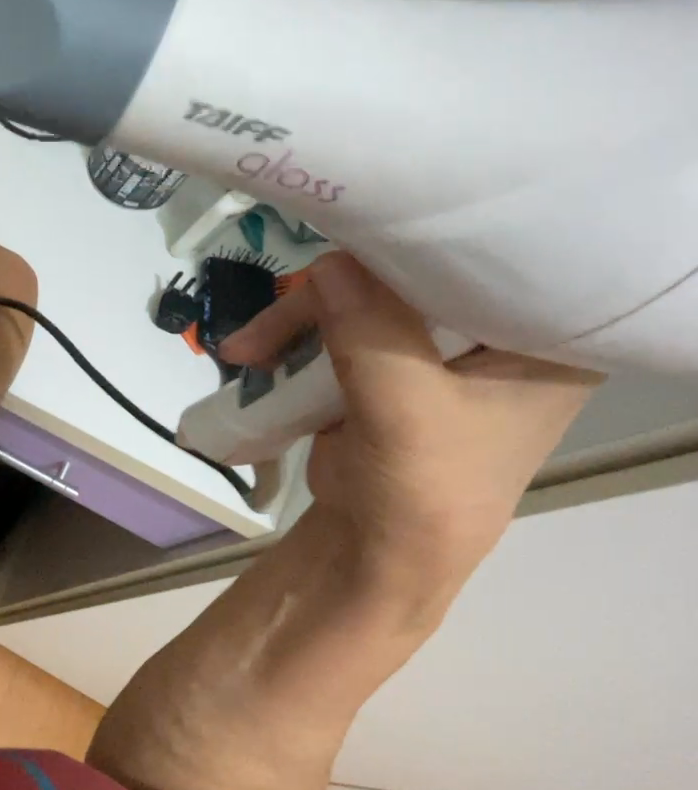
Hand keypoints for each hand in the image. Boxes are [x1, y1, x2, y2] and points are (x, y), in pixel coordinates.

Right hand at [223, 253, 601, 579]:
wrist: (375, 547)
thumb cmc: (422, 488)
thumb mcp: (403, 411)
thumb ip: (371, 335)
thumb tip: (328, 263)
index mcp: (546, 338)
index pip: (490, 263)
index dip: (425, 248)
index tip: (359, 242)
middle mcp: (498, 333)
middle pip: (411, 279)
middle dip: (333, 296)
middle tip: (268, 327)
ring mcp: (438, 348)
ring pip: (364, 300)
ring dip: (298, 321)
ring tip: (243, 352)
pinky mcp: (389, 363)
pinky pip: (340, 327)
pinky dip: (296, 337)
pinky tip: (256, 355)